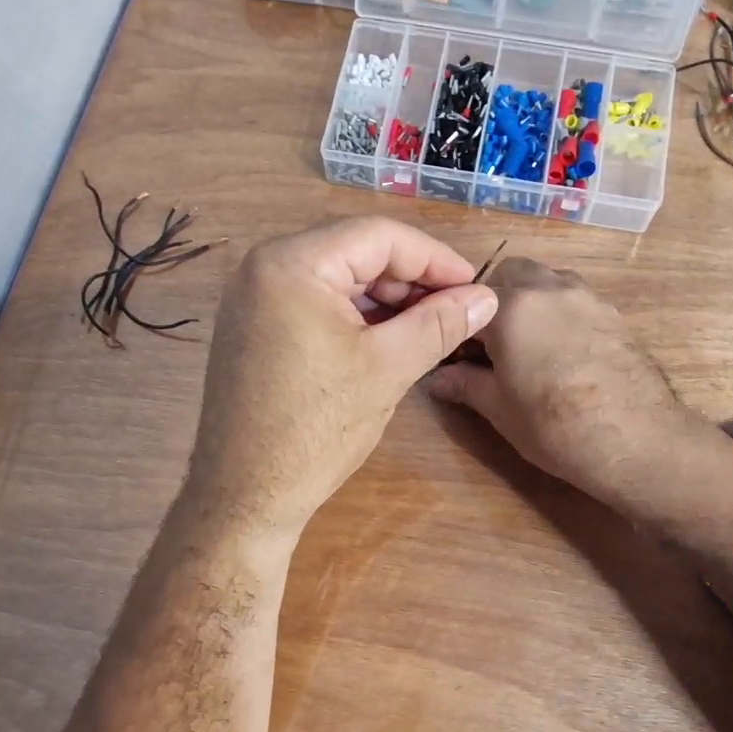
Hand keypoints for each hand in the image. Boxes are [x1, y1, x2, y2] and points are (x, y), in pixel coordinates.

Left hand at [184, 217, 498, 537]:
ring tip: (428, 331)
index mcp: (291, 263)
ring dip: (384, 301)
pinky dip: (352, 318)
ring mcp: (251, 300)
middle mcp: (262, 268)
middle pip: (354, 252)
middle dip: (410, 281)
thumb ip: (439, 324)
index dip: (435, 259)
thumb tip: (487, 298)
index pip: (379, 236)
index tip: (475, 288)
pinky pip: (312, 306)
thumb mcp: (387, 370)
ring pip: (335, 281)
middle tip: (455, 313)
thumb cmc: (315, 430)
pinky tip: (385, 343)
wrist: (244, 495)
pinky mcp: (251, 331)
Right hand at [428, 257, 697, 500]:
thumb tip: (437, 378)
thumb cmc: (554, 426)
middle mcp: (549, 288)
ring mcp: (586, 296)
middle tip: (488, 344)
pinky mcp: (613, 313)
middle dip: (494, 301)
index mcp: (511, 307)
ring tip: (525, 346)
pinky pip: (574, 300)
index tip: (453, 352)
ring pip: (546, 281)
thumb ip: (465, 384)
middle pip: (510, 274)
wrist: (635, 439)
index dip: (455, 324)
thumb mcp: (498, 409)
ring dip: (528, 301)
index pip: (468, 300)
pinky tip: (560, 354)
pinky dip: (558, 314)